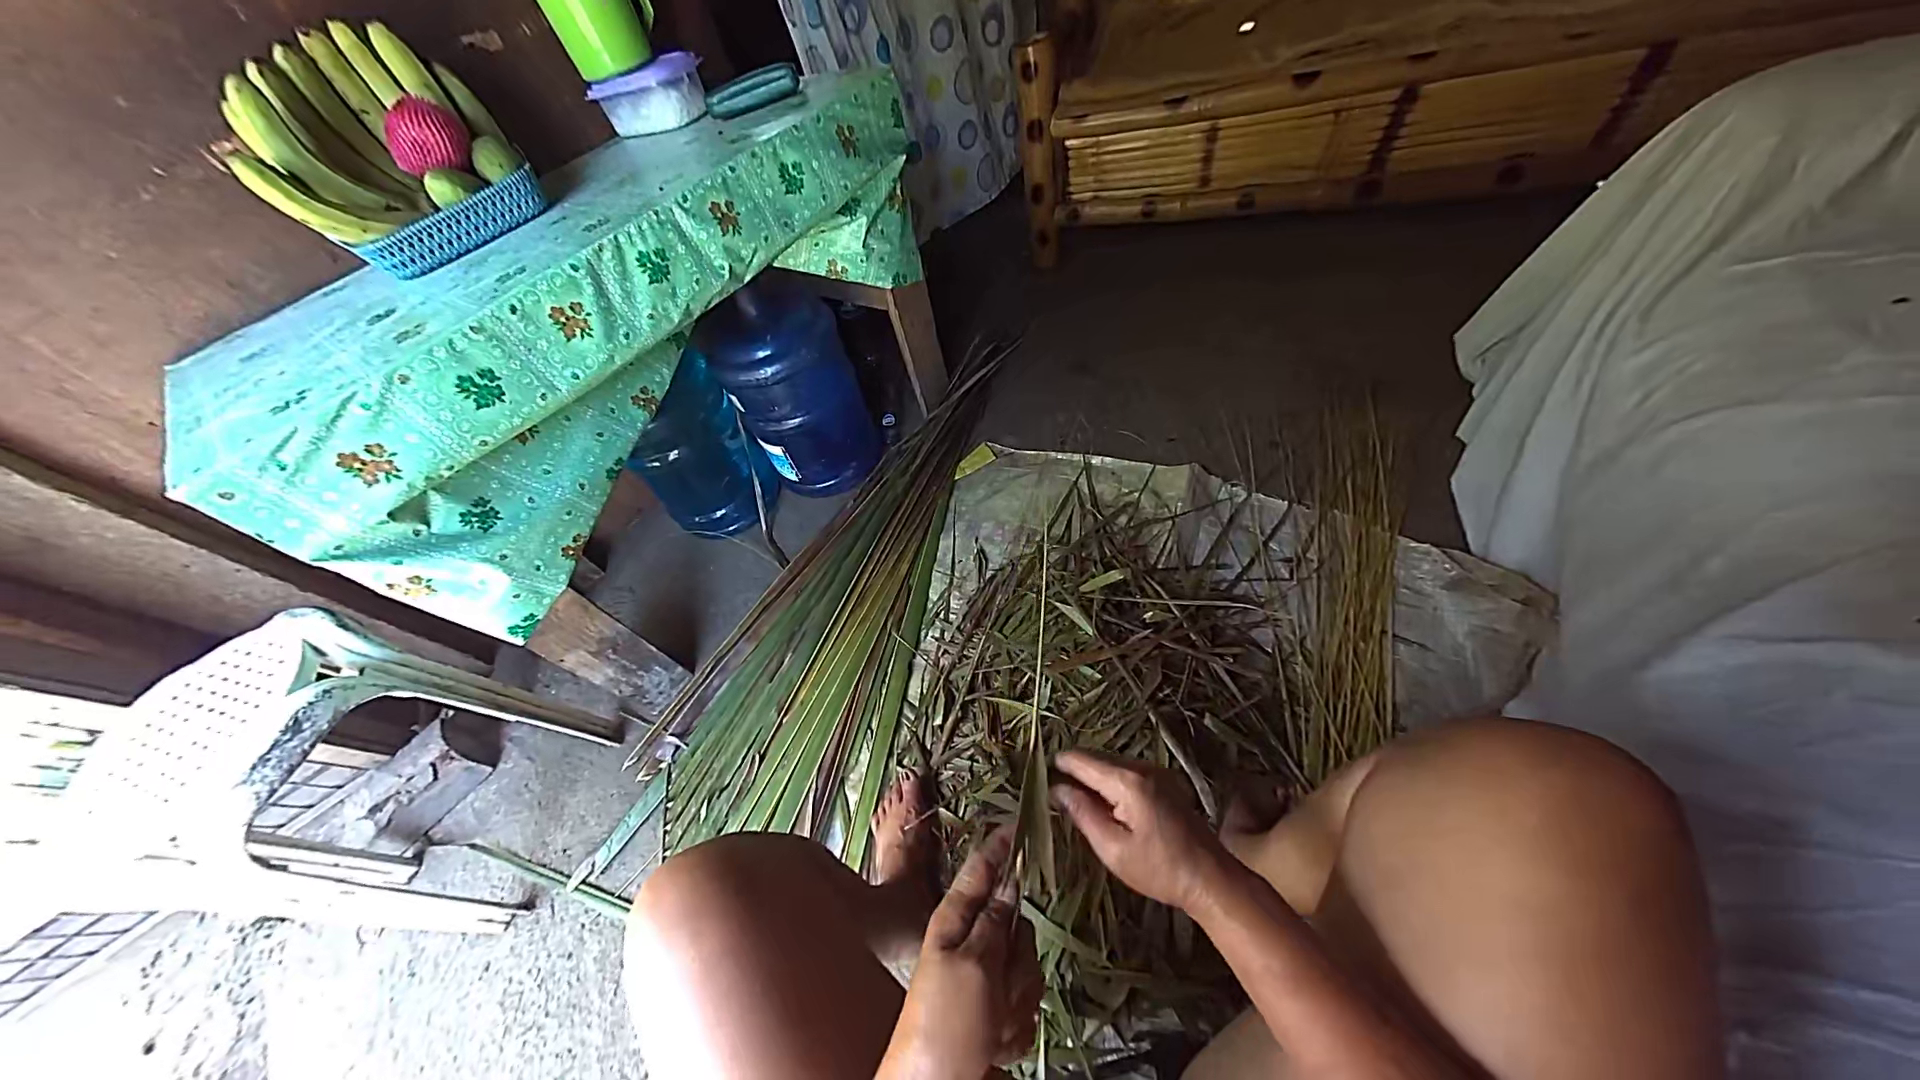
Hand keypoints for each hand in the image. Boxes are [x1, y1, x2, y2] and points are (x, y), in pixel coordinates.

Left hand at [879, 826, 1042, 1079]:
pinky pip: (1028, 1004)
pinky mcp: (998, 1011)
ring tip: (990, 1024)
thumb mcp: (972, 966)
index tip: (1017, 823)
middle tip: (998, 989)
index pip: (981, 872)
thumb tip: (1011, 881)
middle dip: (1018, 961)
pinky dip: (1015, 1027)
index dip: (1000, 848)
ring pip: (1029, 967)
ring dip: (1016, 1000)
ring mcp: (985, 979)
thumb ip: (995, 922)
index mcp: (954, 922)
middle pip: (1019, 926)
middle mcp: (972, 944)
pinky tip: (994, 1042)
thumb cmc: (944, 1026)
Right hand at [1051, 749, 1229, 910]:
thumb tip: (1056, 789)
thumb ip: (1082, 814)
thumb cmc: (1159, 870)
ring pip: (1110, 764)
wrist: (1211, 878)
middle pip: (1095, 758)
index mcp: (1128, 781)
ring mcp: (1156, 772)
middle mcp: (1142, 767)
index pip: (1081, 760)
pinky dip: (1110, 782)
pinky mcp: (1164, 781)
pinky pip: (1126, 772)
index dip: (1058, 766)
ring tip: (1078, 803)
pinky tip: (1106, 807)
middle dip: (1074, 773)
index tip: (1039, 776)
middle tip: (1056, 795)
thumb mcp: (1113, 849)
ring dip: (1093, 778)